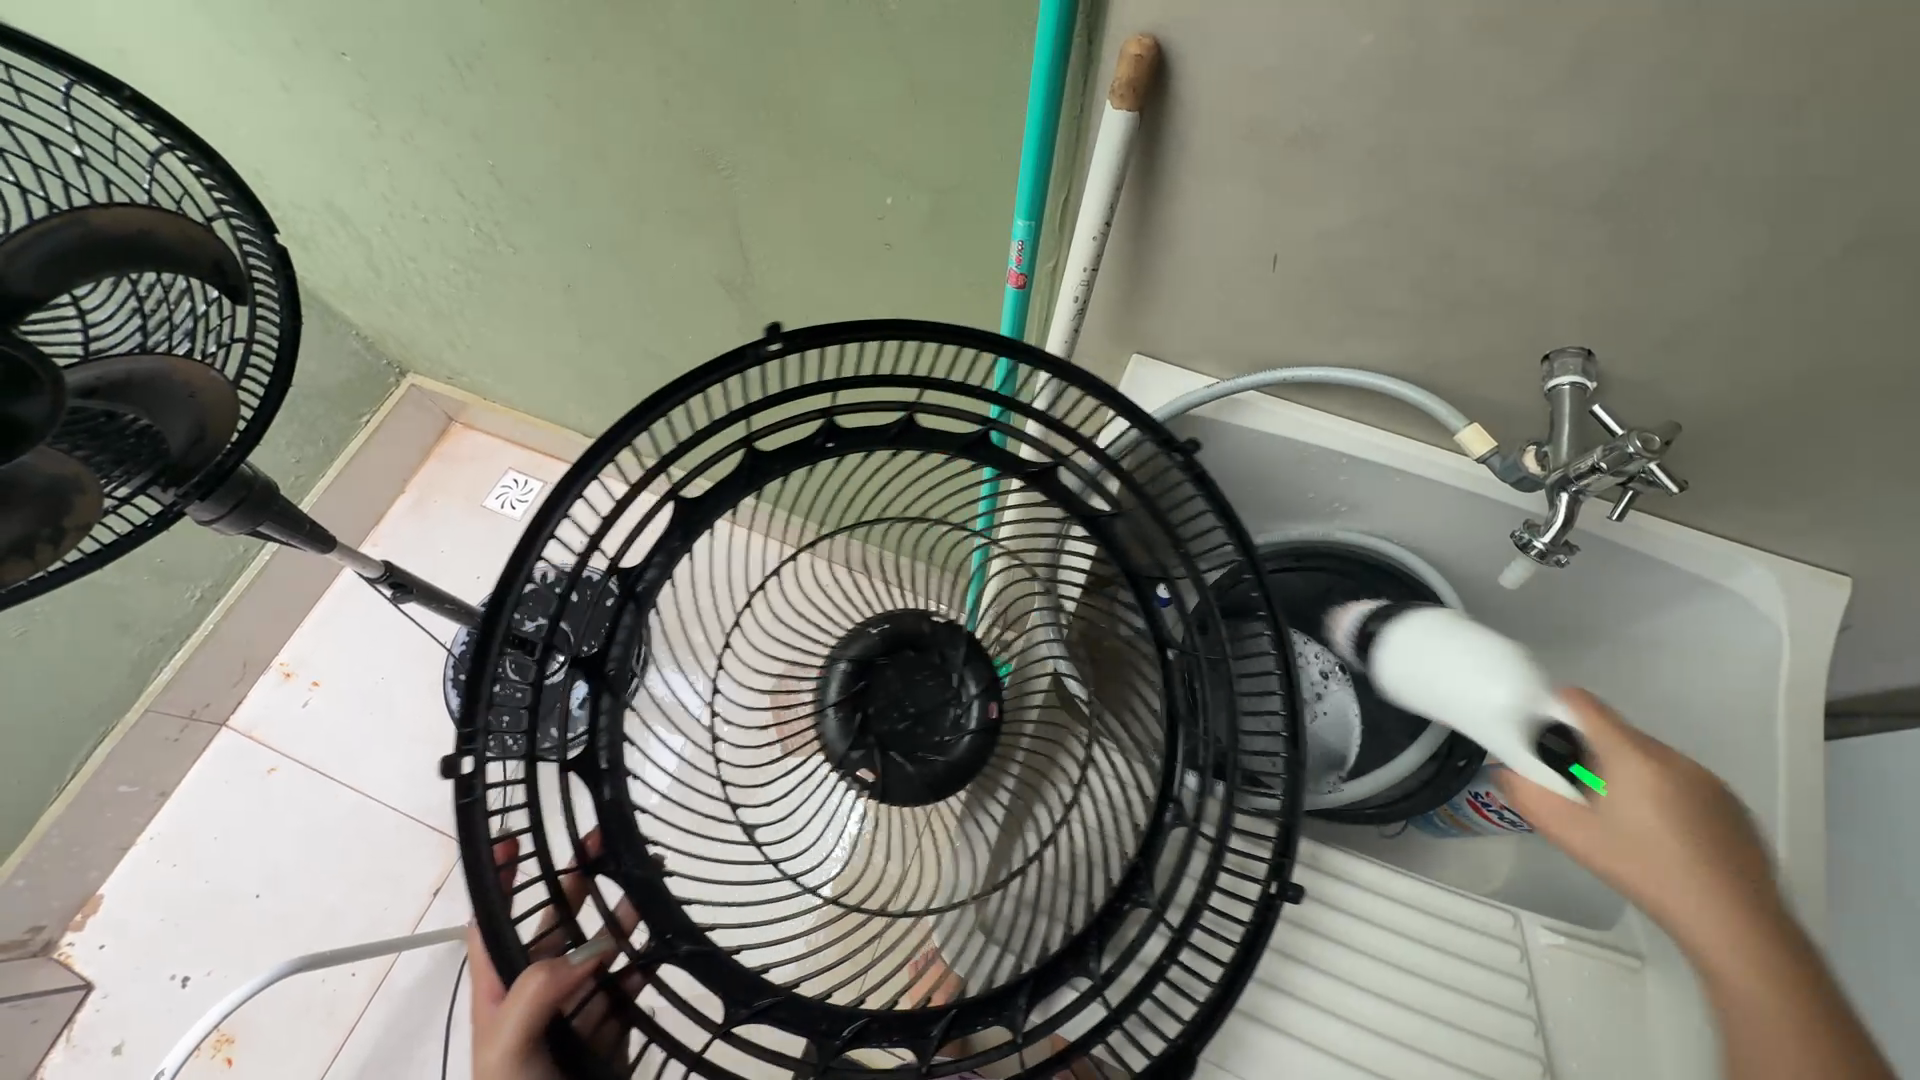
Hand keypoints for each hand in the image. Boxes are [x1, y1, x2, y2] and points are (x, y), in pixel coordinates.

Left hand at [468, 829, 638, 1079]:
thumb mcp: (509, 1048)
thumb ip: (540, 991)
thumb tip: (595, 947)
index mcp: (500, 988)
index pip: (491, 922)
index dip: (498, 880)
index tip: (516, 838)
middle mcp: (538, 989)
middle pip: (555, 920)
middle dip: (575, 876)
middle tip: (604, 837)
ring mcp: (577, 1005)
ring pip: (600, 944)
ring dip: (622, 908)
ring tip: (649, 872)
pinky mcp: (612, 1023)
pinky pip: (632, 979)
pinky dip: (648, 955)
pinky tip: (665, 933)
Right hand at [1498, 688, 1788, 962]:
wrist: (1734, 920)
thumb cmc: (1642, 870)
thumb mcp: (1569, 835)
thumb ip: (1526, 794)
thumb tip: (1504, 770)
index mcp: (1631, 755)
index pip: (1581, 703)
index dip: (1551, 710)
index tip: (1540, 741)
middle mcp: (1671, 755)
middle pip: (1613, 732)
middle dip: (1586, 752)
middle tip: (1577, 795)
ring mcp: (1707, 777)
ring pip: (1646, 756)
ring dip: (1623, 773)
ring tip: (1620, 820)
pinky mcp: (1730, 801)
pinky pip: (1678, 778)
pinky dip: (1659, 792)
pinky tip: (1661, 836)